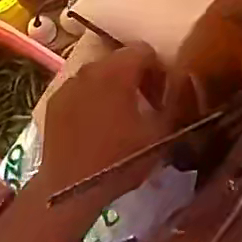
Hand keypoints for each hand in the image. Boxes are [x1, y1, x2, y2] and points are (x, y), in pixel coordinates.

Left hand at [30, 41, 179, 213]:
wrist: (70, 190)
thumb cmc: (119, 159)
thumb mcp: (161, 133)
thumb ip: (178, 101)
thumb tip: (186, 80)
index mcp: (118, 70)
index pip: (146, 50)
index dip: (159, 70)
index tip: (162, 96)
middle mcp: (91, 68)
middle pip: (122, 59)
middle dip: (138, 76)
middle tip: (146, 105)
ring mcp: (69, 83)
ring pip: (100, 73)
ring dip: (114, 86)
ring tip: (122, 116)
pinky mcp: (54, 101)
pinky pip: (81, 89)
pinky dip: (92, 98)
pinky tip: (97, 125)